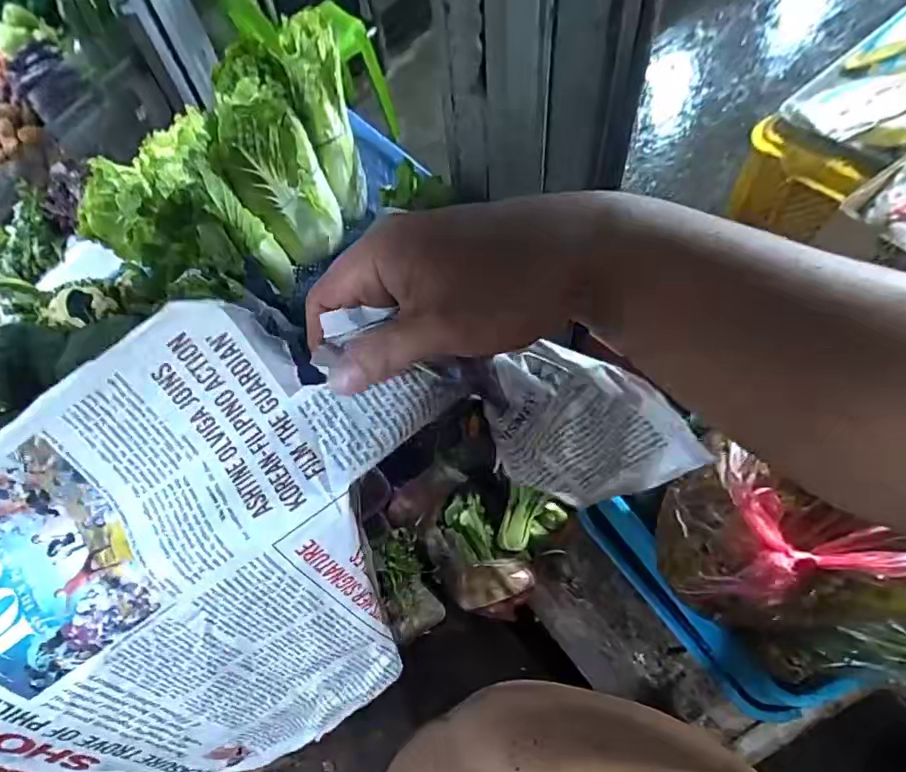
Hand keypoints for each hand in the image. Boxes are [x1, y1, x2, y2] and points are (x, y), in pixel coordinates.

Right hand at [305, 193, 612, 391]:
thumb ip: (381, 355)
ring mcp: (427, 251)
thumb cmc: (501, 290)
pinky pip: (418, 302)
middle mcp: (395, 245)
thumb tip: (333, 382)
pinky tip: (437, 356)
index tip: (342, 385)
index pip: (324, 299)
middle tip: (374, 392)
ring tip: (406, 380)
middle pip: (355, 303)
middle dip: (362, 347)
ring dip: (394, 343)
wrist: (581, 252)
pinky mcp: (453, 262)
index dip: (325, 344)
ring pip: (389, 307)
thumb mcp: (436, 329)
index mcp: (379, 252)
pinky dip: (420, 330)